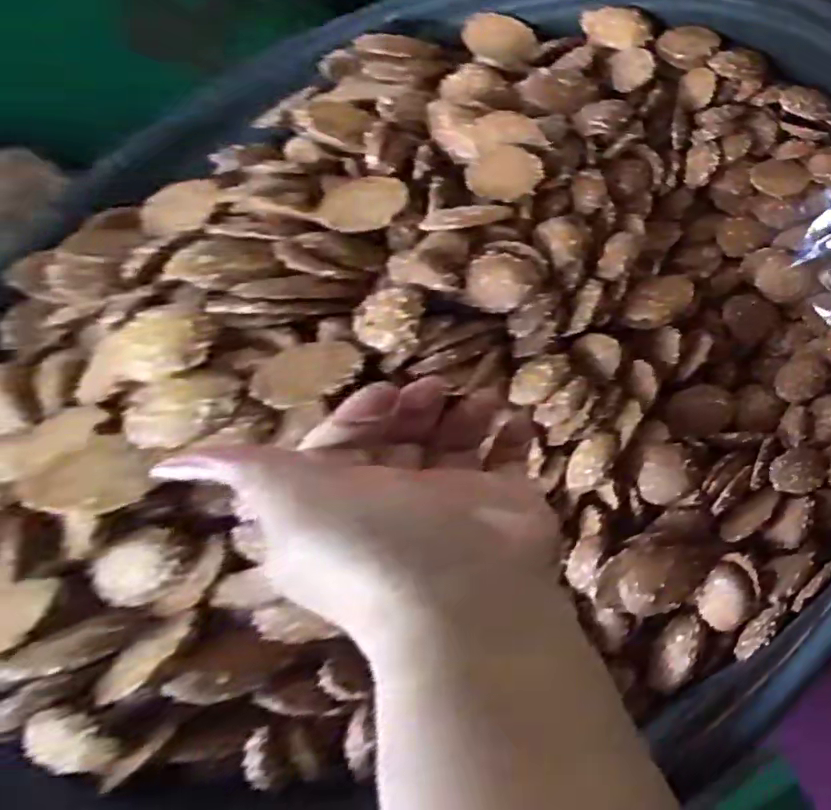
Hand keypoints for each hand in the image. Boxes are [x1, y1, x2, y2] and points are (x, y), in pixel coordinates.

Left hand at [151, 378, 558, 648]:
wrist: (467, 587)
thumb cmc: (375, 540)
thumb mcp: (296, 502)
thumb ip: (250, 471)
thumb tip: (171, 464)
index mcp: (334, 505)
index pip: (339, 449)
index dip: (357, 417)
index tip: (385, 391)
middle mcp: (392, 502)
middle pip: (400, 442)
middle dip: (415, 409)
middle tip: (438, 385)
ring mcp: (453, 501)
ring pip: (456, 445)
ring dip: (467, 415)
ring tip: (485, 397)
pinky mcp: (503, 499)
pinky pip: (507, 458)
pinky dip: (512, 435)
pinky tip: (517, 420)